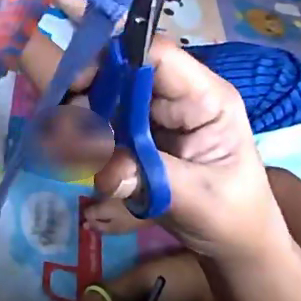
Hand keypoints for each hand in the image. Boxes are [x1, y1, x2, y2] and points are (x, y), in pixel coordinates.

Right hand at [90, 40, 282, 262]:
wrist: (235, 244)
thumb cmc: (232, 215)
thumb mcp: (200, 198)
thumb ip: (152, 179)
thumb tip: (107, 173)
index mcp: (204, 98)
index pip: (159, 56)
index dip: (118, 59)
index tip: (80, 86)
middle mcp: (177, 96)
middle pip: (125, 72)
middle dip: (91, 93)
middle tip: (66, 128)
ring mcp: (156, 114)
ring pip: (109, 96)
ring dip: (84, 119)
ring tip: (68, 150)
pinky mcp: (140, 133)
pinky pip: (105, 123)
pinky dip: (86, 137)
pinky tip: (77, 159)